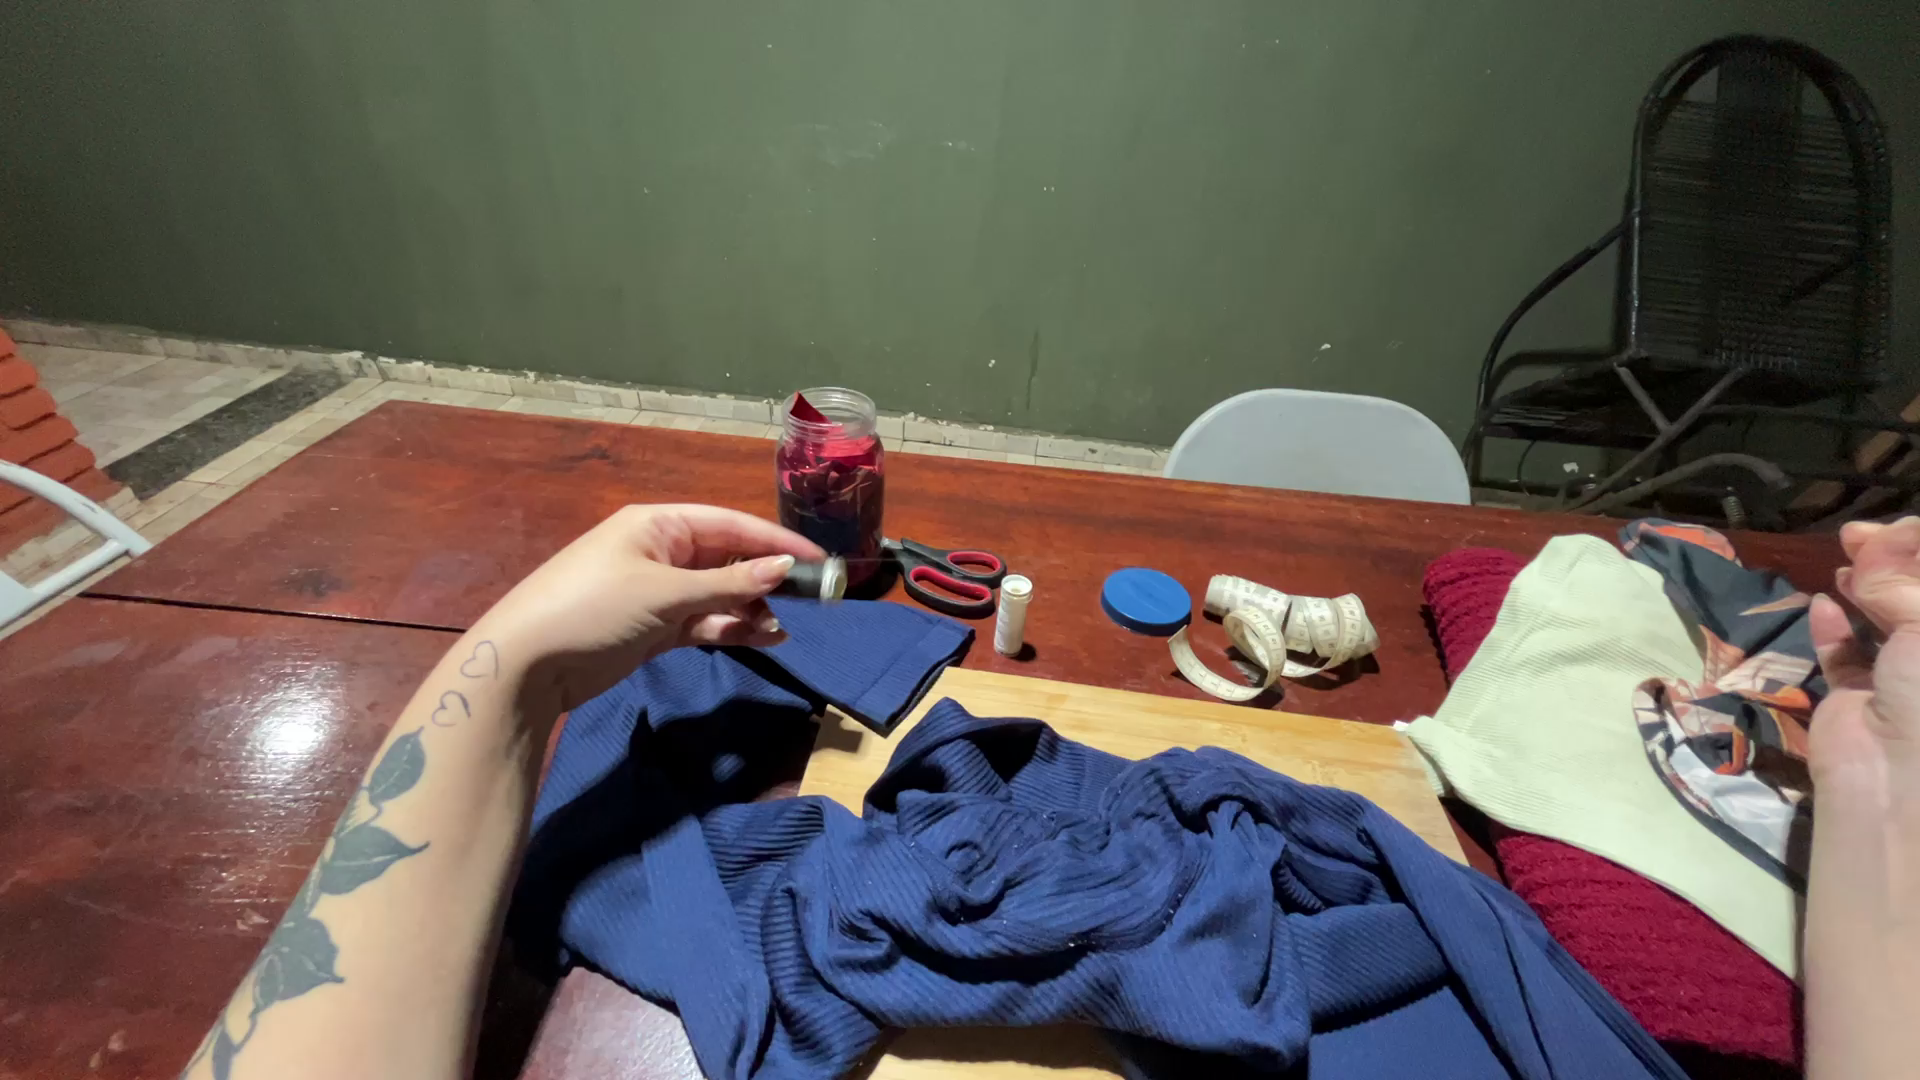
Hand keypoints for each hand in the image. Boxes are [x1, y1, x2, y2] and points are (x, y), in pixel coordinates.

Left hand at [472, 504, 823, 711]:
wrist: (524, 667)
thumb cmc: (593, 608)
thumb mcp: (665, 592)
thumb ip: (730, 583)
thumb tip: (786, 568)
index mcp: (659, 525)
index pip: (731, 524)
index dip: (776, 540)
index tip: (817, 559)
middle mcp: (663, 552)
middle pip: (730, 558)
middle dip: (767, 578)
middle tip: (808, 599)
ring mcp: (660, 591)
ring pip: (721, 594)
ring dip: (751, 609)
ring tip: (779, 630)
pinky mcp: (657, 627)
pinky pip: (707, 622)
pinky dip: (732, 629)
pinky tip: (762, 639)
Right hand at [1809, 517, 1919, 798]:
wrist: (1902, 777)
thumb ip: (1902, 583)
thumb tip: (1870, 548)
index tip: (1893, 530)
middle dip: (1897, 561)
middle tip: (1858, 536)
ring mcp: (1910, 678)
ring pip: (1890, 621)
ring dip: (1867, 588)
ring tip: (1843, 561)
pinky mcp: (1862, 695)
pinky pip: (1846, 654)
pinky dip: (1832, 629)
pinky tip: (1821, 606)